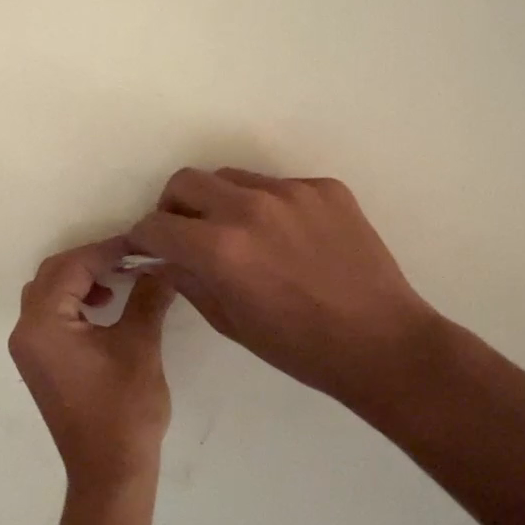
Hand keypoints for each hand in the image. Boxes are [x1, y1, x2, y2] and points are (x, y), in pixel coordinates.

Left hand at [10, 239, 174, 489]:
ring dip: (80, 280)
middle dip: (91, 261)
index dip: (107, 250)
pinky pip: (49, 315)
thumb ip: (148, 298)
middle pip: (52, 274)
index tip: (141, 244)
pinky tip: (105, 308)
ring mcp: (28, 348)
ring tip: (119, 283)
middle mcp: (25, 330)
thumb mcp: (140, 347)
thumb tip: (162, 264)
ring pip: (47, 293)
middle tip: (130, 259)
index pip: (71, 267)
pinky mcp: (38, 362)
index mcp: (43, 324)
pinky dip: (74, 301)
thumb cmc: (124, 411)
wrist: (109, 472)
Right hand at [128, 168, 438, 402]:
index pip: (156, 225)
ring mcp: (290, 192)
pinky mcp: (324, 188)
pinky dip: (267, 206)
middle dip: (173, 207)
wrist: (382, 343)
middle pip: (185, 182)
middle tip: (185, 233)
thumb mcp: (229, 321)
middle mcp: (249, 208)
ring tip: (239, 234)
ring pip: (230, 178)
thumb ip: (187, 280)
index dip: (142, 238)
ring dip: (219, 202)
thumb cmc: (299, 347)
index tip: (143, 247)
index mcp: (219, 248)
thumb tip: (160, 259)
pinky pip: (277, 186)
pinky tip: (287, 239)